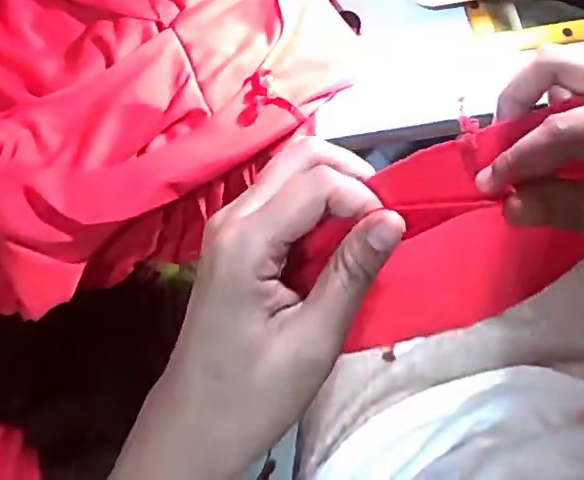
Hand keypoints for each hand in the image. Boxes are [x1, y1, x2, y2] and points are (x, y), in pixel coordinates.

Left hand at [113, 138, 405, 479]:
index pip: (316, 182)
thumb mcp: (312, 342)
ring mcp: (230, 220)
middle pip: (301, 154)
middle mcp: (232, 215)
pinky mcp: (235, 231)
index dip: (362, 196)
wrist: (190, 430)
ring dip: (335, 182)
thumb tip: (393, 218)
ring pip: (292, 165)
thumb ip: (352, 273)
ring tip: (363, 223)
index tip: (389, 230)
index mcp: (245, 241)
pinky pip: (283, 190)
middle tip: (380, 214)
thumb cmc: (249, 397)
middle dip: (350, 173)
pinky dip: (318, 198)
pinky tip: (334, 234)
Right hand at [476, 47, 583, 296]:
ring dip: (533, 99)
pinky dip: (555, 104)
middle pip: (557, 63)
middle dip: (516, 102)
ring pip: (567, 66)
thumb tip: (510, 205)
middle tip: (500, 149)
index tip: (488, 186)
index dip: (521, 156)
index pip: (568, 126)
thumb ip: (575, 209)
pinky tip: (551, 137)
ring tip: (519, 145)